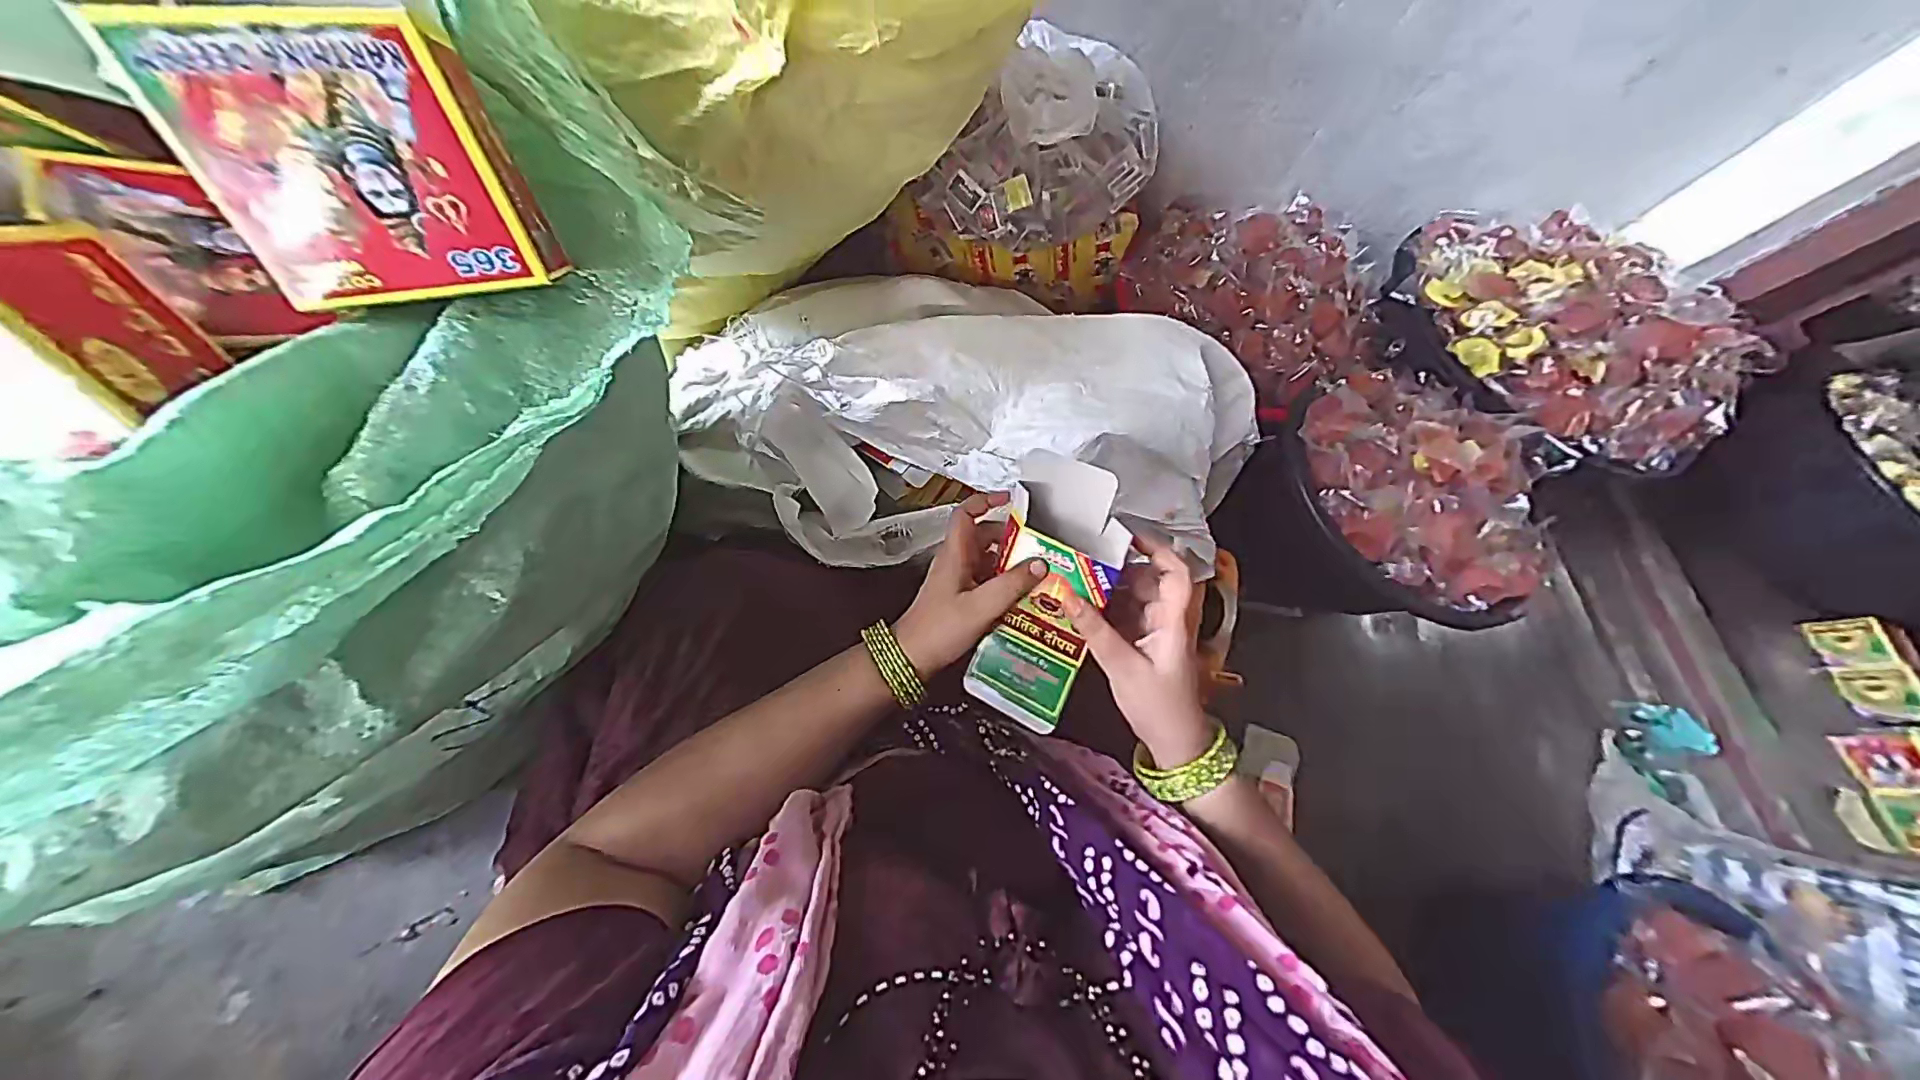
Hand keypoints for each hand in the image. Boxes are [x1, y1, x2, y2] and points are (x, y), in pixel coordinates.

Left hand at [892, 492, 1046, 673]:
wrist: (911, 658)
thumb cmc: (936, 630)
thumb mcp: (981, 606)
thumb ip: (1012, 584)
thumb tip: (1039, 564)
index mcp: (955, 555)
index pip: (966, 514)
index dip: (986, 501)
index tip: (1009, 500)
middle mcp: (955, 563)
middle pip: (984, 537)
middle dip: (1010, 539)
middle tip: (1034, 547)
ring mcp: (957, 580)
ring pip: (987, 560)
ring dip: (1009, 563)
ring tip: (1033, 573)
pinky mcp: (960, 598)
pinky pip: (986, 581)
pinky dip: (1003, 584)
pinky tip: (1019, 597)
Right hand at [1061, 537, 1213, 767]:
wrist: (1175, 743)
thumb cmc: (1157, 706)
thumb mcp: (1120, 665)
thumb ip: (1094, 629)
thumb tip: (1067, 595)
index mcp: (1174, 621)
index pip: (1176, 572)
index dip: (1158, 549)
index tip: (1128, 538)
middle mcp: (1169, 621)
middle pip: (1151, 581)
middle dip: (1121, 569)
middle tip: (1087, 563)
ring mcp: (1159, 633)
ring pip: (1137, 598)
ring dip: (1112, 590)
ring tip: (1080, 582)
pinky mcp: (1147, 645)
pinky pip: (1129, 616)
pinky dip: (1110, 609)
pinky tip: (1086, 608)